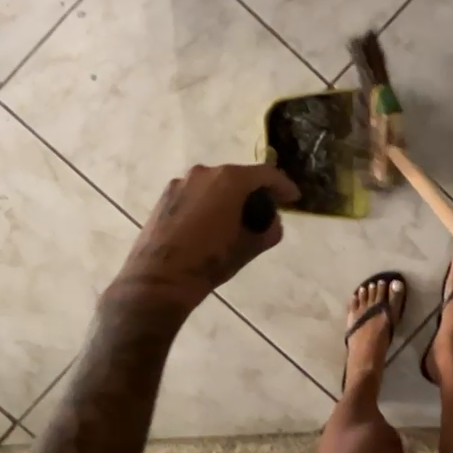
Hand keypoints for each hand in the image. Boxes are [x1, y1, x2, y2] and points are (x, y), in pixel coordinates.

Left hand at [109, 164, 299, 308]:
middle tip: (266, 209)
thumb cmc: (210, 260)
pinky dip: (208, 203)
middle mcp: (205, 173)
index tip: (293, 199)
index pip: (266, 175)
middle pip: (239, 176)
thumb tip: (273, 222)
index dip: (283, 186)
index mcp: (230, 180)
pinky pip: (196, 193)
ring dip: (229, 197)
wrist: (160, 279)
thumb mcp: (250, 247)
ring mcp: (181, 183)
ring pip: (215, 184)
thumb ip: (270, 229)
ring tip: (236, 218)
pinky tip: (210, 224)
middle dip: (255, 191)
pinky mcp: (165, 197)